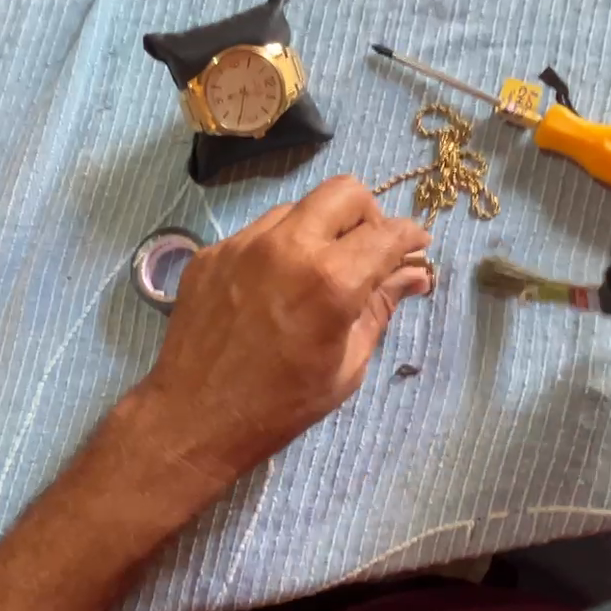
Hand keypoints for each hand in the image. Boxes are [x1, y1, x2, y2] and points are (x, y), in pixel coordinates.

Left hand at [135, 176, 431, 487]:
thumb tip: (414, 274)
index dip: (411, 236)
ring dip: (319, 230)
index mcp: (330, 281)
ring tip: (315, 273)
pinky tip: (273, 287)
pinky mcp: (211, 253)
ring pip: (297, 208)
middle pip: (344, 192)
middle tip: (367, 252)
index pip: (387, 233)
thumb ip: (380, 307)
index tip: (416, 246)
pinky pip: (258, 233)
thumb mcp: (346, 365)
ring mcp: (242, 244)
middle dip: (368, 215)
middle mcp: (287, 246)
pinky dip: (279, 249)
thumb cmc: (280, 406)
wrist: (194, 418)